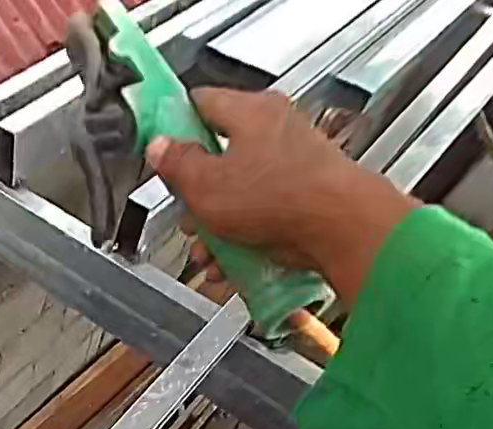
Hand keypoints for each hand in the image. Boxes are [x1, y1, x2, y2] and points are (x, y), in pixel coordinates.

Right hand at [145, 88, 419, 307]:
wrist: (333, 226)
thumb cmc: (276, 197)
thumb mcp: (206, 183)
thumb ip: (177, 163)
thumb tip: (160, 147)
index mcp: (251, 113)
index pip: (201, 104)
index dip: (174, 126)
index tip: (159, 150)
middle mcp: (272, 131)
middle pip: (215, 158)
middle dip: (194, 196)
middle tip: (185, 213)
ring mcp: (287, 164)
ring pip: (232, 193)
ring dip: (212, 227)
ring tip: (206, 250)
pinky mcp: (295, 195)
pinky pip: (253, 214)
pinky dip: (236, 239)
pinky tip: (225, 260)